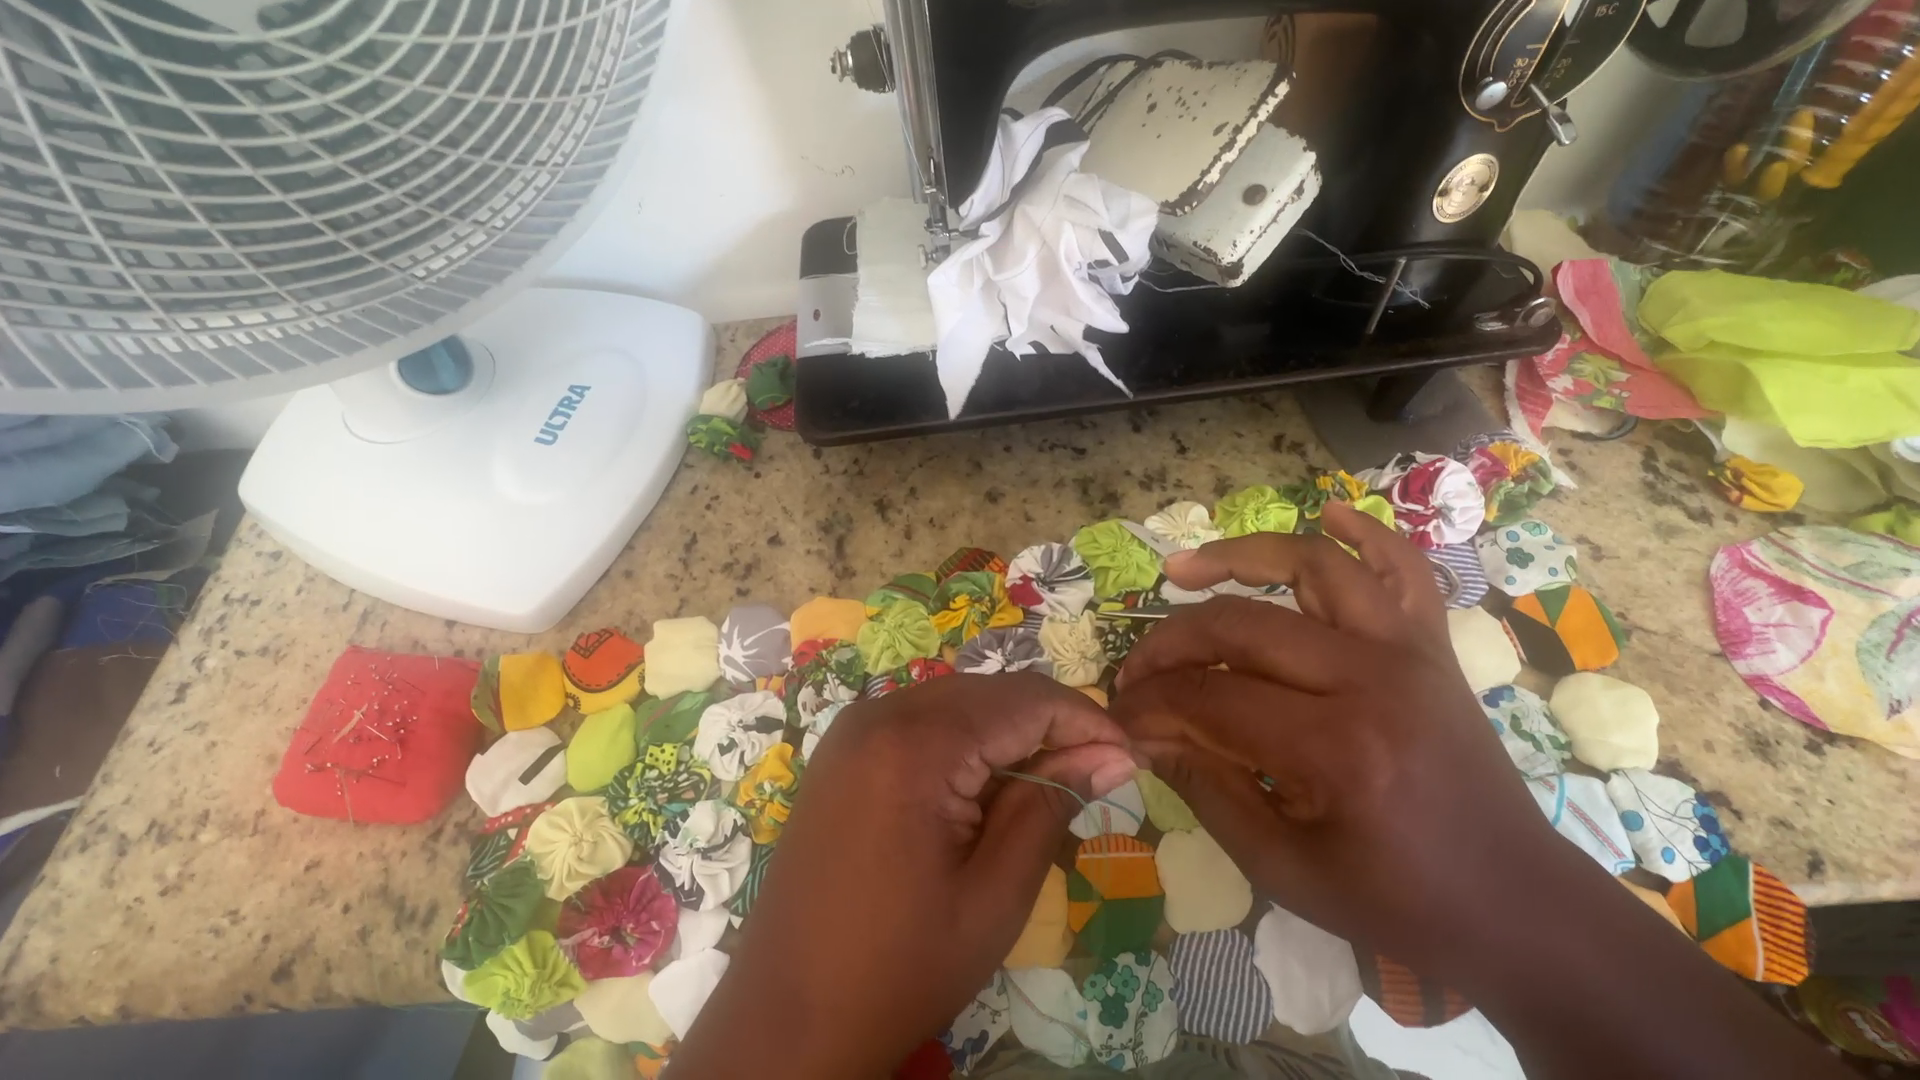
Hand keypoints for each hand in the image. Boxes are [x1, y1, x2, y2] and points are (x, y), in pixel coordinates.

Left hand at [671, 673, 1133, 1079]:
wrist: (789, 1017)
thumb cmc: (901, 966)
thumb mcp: (996, 893)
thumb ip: (1050, 805)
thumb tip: (1111, 754)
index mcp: (916, 744)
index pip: (1024, 700)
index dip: (1085, 721)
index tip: (1131, 756)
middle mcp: (877, 716)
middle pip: (988, 693)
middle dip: (1048, 724)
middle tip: (1096, 775)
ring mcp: (850, 733)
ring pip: (954, 703)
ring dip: (1007, 732)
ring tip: (1048, 785)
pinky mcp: (839, 756)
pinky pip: (918, 724)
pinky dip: (963, 742)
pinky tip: (984, 787)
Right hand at [1110, 503, 1849, 1079]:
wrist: (1515, 905)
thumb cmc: (1395, 901)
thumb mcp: (1282, 868)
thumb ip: (1205, 789)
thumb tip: (1145, 734)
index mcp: (1337, 750)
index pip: (1211, 699)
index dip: (1152, 703)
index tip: (1119, 715)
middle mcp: (1373, 681)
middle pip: (1244, 626)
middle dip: (1171, 643)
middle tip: (1135, 671)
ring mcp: (1411, 654)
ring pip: (1316, 567)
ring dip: (1241, 556)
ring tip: (1184, 568)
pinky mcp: (1434, 649)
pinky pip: (1403, 570)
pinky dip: (1365, 533)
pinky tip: (1326, 512)